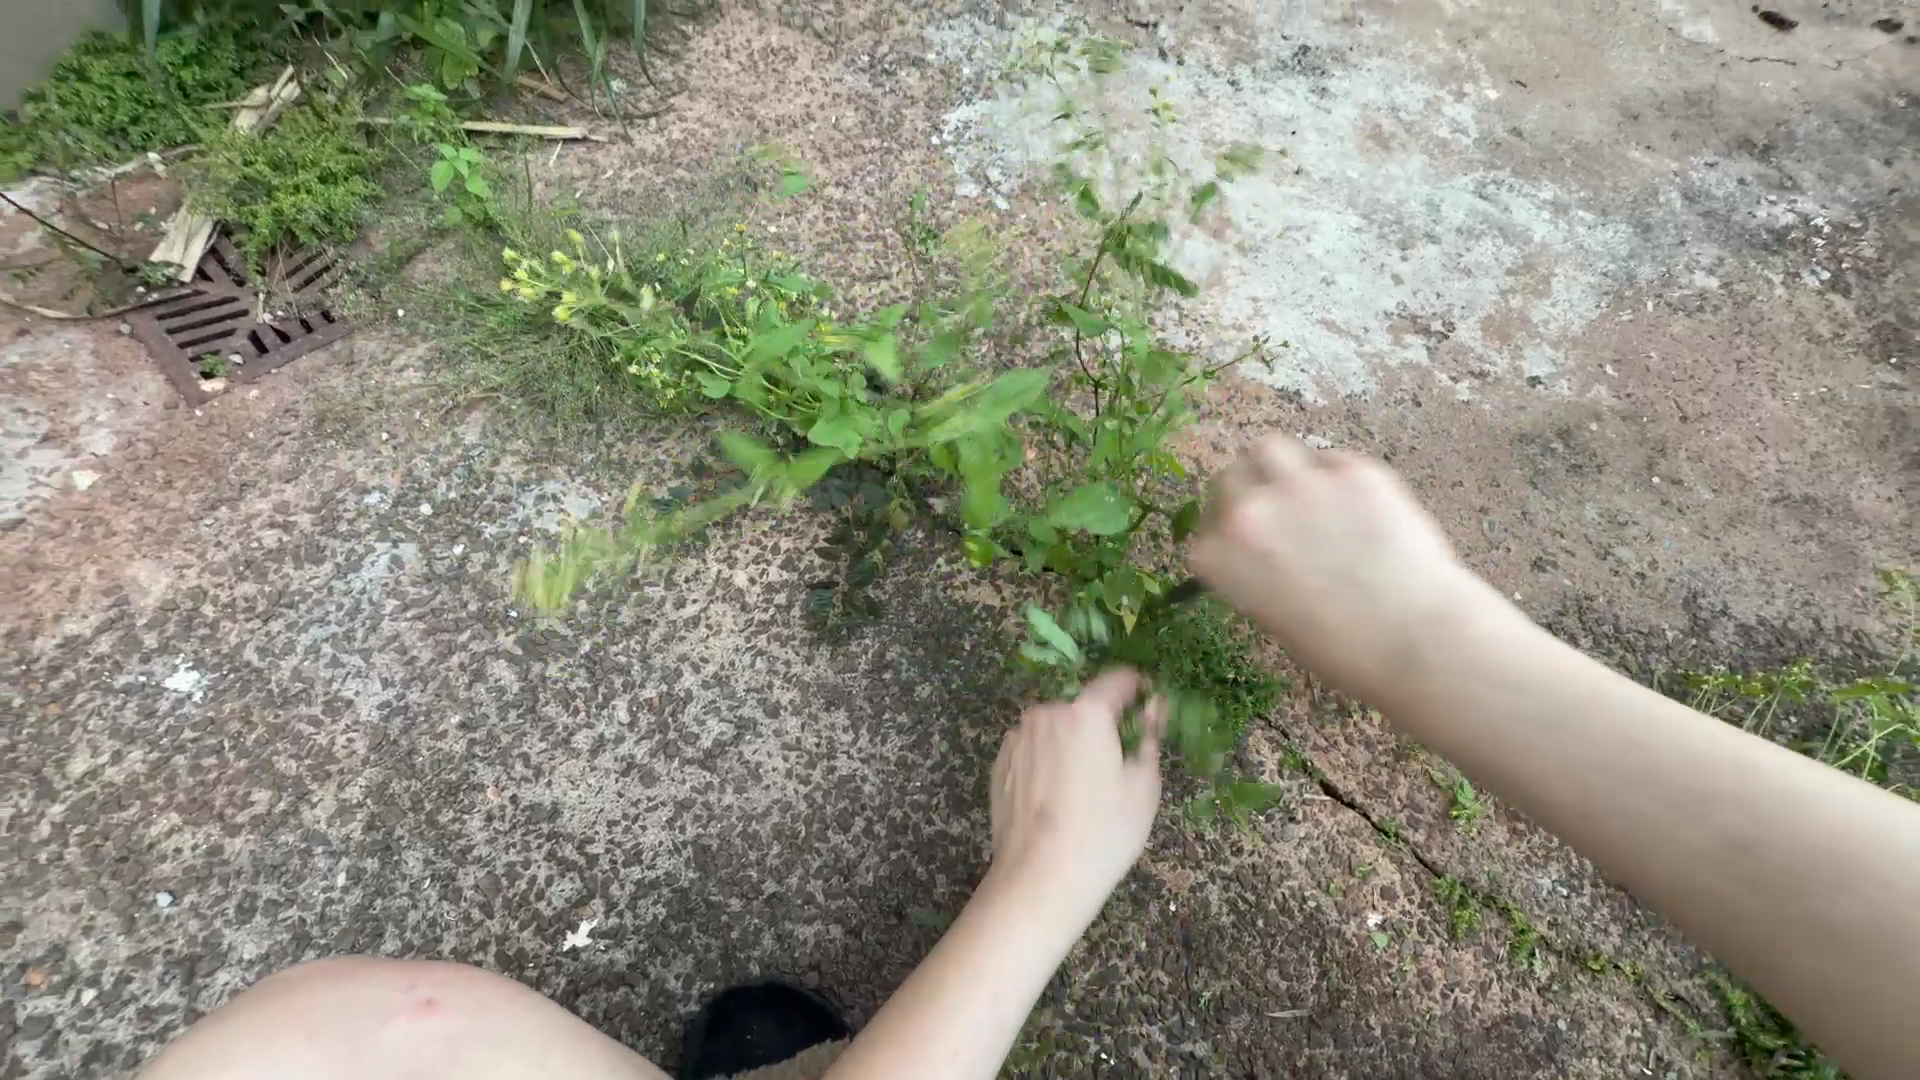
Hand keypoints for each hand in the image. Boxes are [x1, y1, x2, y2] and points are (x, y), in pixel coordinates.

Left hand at [988, 669, 1162, 922]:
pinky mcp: (999, 762)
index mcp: (1086, 713)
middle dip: (1100, 724)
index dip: (1137, 688)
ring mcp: (1018, 737)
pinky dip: (1045, 760)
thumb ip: (1149, 736)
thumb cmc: (1102, 833)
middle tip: (1115, 762)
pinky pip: (1032, 749)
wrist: (1039, 877)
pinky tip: (1054, 797)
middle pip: (1082, 707)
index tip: (1147, 704)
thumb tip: (1153, 707)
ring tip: (1081, 788)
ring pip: (1055, 728)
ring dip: (1070, 742)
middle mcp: (1047, 713)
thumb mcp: (1144, 786)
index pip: (1117, 680)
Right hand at [1188, 434, 1499, 702]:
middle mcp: (1246, 513)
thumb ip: (1250, 570)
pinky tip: (1352, 503)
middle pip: (1228, 479)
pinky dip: (1331, 475)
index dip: (1225, 529)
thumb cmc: (1339, 647)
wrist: (1412, 639)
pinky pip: (1327, 459)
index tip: (1243, 538)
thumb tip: (1263, 546)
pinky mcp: (1350, 471)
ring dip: (1276, 466)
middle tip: (1272, 508)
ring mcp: (1297, 486)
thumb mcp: (1268, 611)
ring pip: (1267, 449)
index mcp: (1217, 557)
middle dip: (1245, 492)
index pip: (1204, 526)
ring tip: (1299, 486)